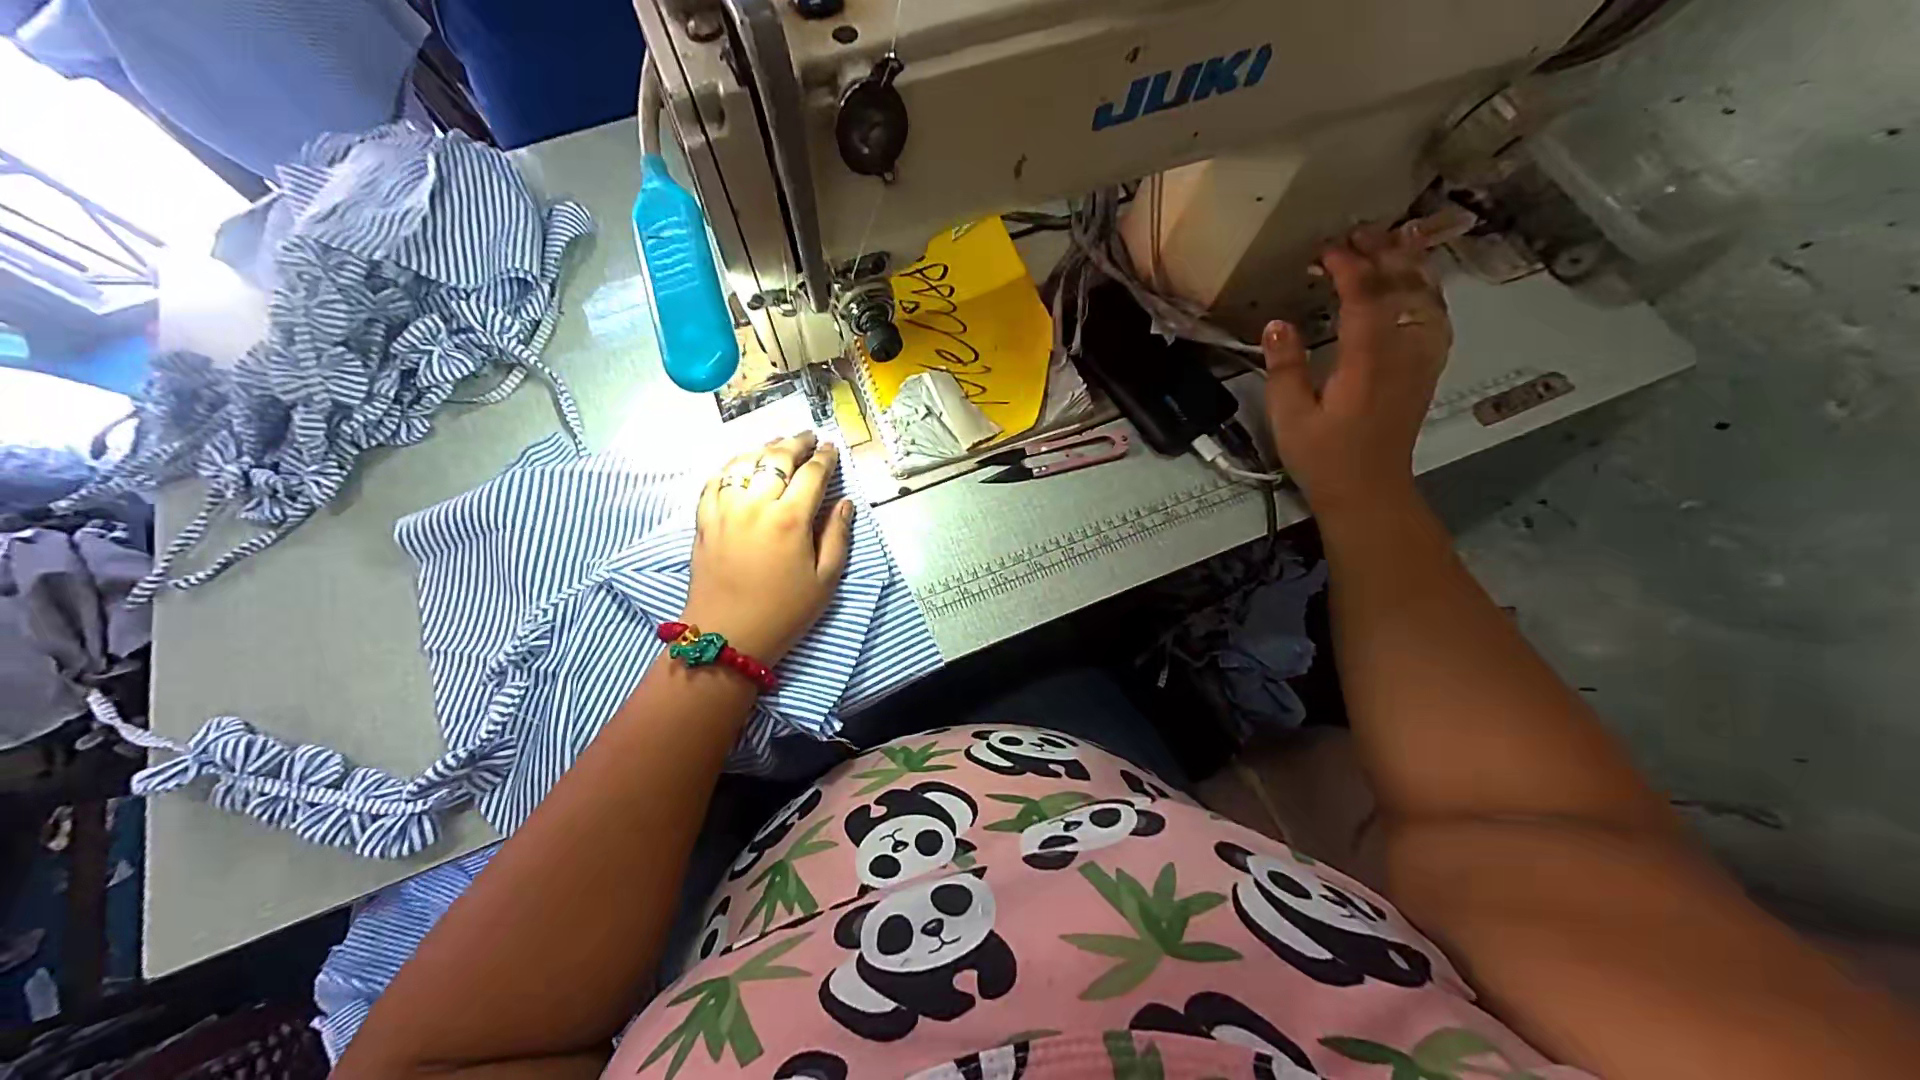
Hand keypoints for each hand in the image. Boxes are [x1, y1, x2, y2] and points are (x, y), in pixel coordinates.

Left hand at [681, 432, 853, 663]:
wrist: (727, 637)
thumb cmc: (784, 612)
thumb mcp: (825, 580)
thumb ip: (837, 536)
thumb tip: (845, 502)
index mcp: (790, 519)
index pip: (812, 473)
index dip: (825, 457)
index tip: (832, 449)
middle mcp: (756, 505)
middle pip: (776, 458)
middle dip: (796, 442)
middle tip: (808, 437)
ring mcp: (725, 510)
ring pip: (743, 462)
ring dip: (762, 447)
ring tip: (776, 443)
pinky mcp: (704, 521)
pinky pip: (714, 481)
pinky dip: (729, 467)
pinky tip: (739, 465)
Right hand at [1263, 221, 1453, 516]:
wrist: (1368, 490)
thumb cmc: (1324, 456)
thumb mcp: (1290, 416)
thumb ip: (1284, 367)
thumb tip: (1277, 324)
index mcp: (1367, 360)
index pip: (1364, 296)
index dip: (1347, 266)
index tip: (1326, 249)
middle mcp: (1403, 352)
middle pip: (1403, 288)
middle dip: (1384, 254)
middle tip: (1361, 232)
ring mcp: (1421, 360)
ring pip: (1427, 299)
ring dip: (1413, 265)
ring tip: (1401, 238)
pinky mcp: (1426, 371)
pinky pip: (1436, 319)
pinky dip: (1428, 293)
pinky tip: (1420, 286)